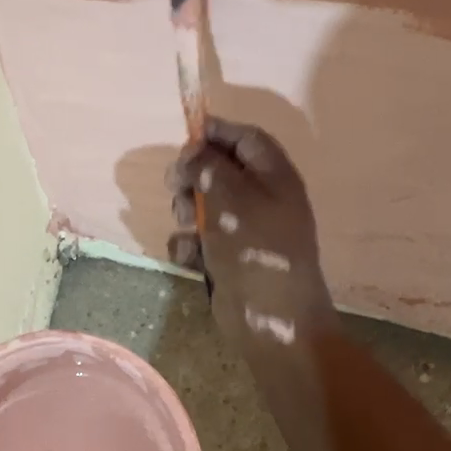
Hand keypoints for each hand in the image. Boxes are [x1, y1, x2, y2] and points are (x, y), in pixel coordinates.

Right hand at [167, 118, 348, 450]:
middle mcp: (262, 199)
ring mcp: (245, 231)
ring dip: (187, 212)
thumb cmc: (255, 249)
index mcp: (275, 177)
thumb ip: (207, 166)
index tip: (186, 133)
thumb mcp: (230, 197)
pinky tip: (190, 258)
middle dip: (193, 176)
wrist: (270, 318)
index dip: (216, 132)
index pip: (246, 138)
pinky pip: (199, 240)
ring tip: (186, 225)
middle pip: (219, 170)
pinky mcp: (229, 259)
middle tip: (176, 185)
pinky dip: (190, 246)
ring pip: (204, 205)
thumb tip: (193, 152)